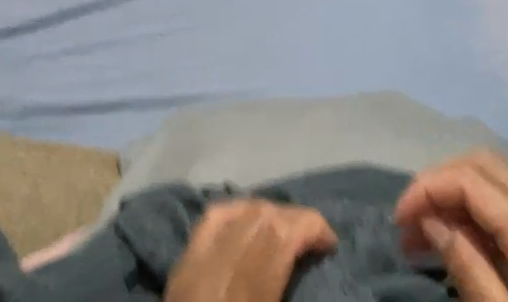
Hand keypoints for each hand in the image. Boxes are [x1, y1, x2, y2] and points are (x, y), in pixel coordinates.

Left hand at [165, 200, 338, 301]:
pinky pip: (207, 225)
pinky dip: (234, 215)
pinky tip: (250, 225)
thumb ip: (291, 295)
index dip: (309, 227)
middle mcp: (211, 278)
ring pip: (231, 214)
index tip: (331, 244)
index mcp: (241, 299)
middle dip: (293, 219)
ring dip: (265, 213)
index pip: (276, 236)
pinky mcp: (176, 274)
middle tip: (316, 240)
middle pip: (256, 220)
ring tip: (288, 231)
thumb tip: (318, 272)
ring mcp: (188, 273)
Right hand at [395, 153, 507, 301]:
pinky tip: (468, 240)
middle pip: (487, 165)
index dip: (427, 189)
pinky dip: (487, 207)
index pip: (471, 181)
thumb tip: (431, 220)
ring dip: (462, 191)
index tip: (398, 221)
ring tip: (430, 231)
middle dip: (441, 182)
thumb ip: (467, 267)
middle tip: (411, 223)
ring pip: (505, 178)